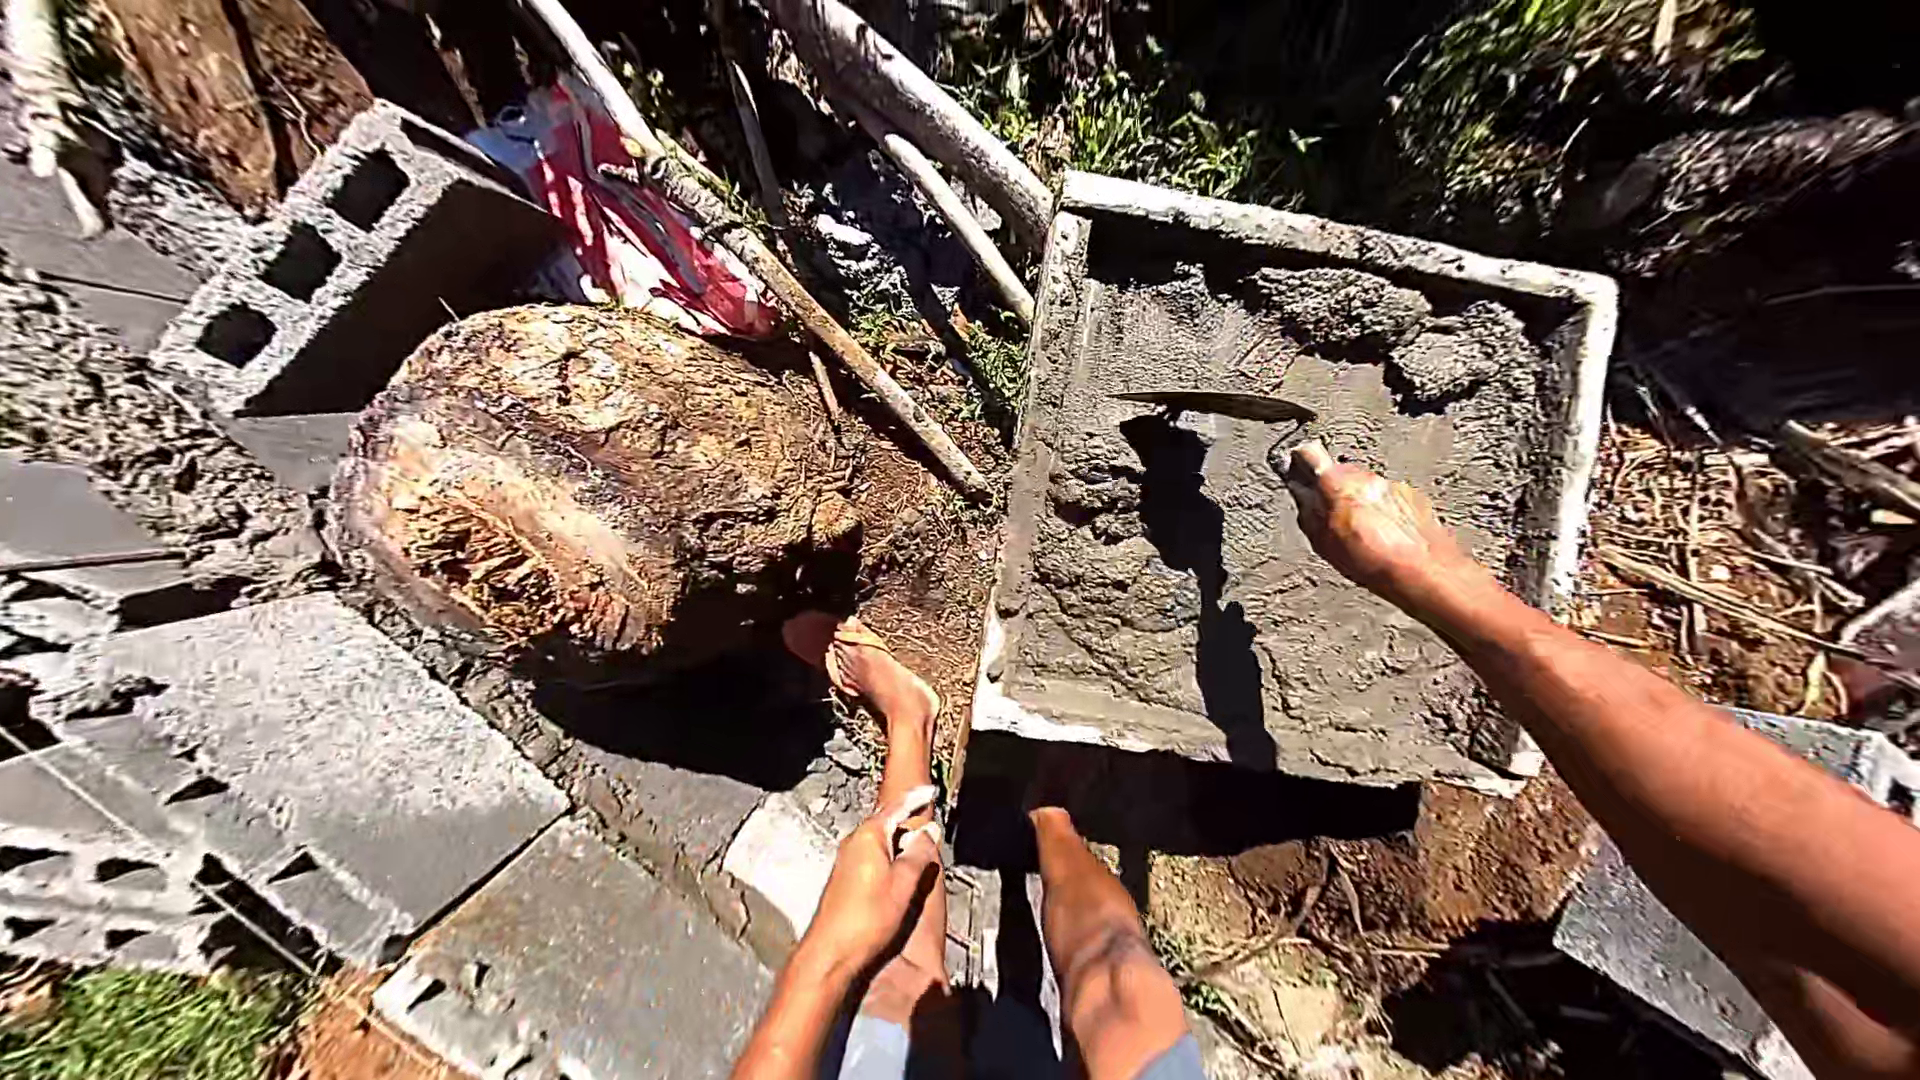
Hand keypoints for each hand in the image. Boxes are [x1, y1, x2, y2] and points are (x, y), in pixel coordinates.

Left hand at [797, 786, 942, 980]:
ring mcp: (848, 859)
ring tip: (919, 850)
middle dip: (909, 820)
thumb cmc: (865, 920)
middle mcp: (855, 841)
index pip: (897, 806)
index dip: (916, 798)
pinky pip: (873, 855)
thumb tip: (929, 832)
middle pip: (888, 820)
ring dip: (900, 841)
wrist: (829, 954)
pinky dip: (890, 856)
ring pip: (880, 840)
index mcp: (869, 835)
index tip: (929, 791)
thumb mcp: (903, 884)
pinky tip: (900, 871)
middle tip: (929, 822)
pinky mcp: (846, 876)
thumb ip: (919, 854)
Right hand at [1283, 441, 1490, 611]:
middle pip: (1340, 473)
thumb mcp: (1323, 542)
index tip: (1299, 478)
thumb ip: (1309, 512)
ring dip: (1359, 503)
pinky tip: (1383, 537)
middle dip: (1333, 491)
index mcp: (1338, 484)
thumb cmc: (1374, 562)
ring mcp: (1393, 486)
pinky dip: (1382, 512)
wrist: (1425, 573)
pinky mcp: (1415, 497)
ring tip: (1360, 535)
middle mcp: (1367, 478)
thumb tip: (1301, 494)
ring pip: (1365, 487)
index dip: (1300, 464)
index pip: (1309, 454)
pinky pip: (1388, 498)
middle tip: (1330, 520)